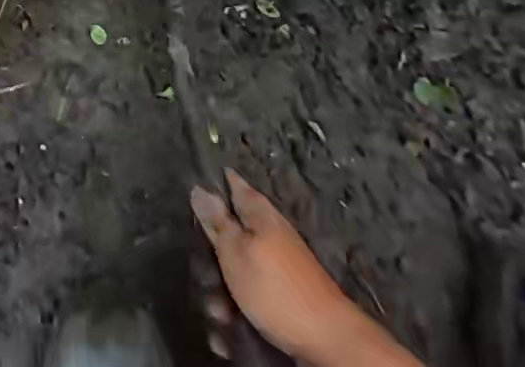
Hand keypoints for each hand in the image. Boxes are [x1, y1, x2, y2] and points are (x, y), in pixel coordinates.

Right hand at [192, 171, 345, 359]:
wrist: (328, 341)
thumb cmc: (276, 289)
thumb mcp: (236, 252)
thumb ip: (218, 222)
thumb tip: (200, 188)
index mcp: (260, 215)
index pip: (236, 186)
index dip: (219, 182)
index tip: (197, 183)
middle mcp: (270, 235)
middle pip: (231, 234)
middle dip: (212, 256)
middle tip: (204, 274)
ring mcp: (278, 267)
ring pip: (237, 270)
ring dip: (221, 293)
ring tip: (218, 314)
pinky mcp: (281, 296)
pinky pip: (250, 297)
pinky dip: (237, 312)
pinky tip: (227, 333)